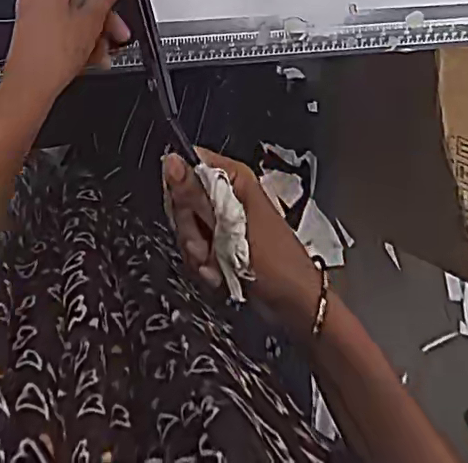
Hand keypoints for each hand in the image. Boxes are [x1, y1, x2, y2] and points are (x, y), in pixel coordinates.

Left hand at [0, 0, 132, 103]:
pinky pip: (62, 31)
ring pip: (72, 17)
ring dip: (94, 33)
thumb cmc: (51, 53)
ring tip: (106, 51)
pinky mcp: (33, 35)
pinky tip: (93, 57)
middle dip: (103, 17)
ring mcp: (33, 16)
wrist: (30, 86)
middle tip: (119, 30)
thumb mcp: (91, 20)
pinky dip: (79, 40)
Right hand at [163, 148, 322, 335]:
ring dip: (196, 251)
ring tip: (216, 265)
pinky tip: (218, 274)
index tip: (186, 212)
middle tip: (205, 247)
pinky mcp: (220, 242)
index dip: (179, 188)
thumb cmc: (276, 263)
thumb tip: (171, 161)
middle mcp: (226, 194)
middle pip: (182, 199)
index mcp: (234, 177)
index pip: (187, 165)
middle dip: (189, 229)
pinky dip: (202, 264)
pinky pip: (194, 247)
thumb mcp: (231, 226)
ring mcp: (223, 220)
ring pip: (185, 226)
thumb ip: (196, 194)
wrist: (296, 307)